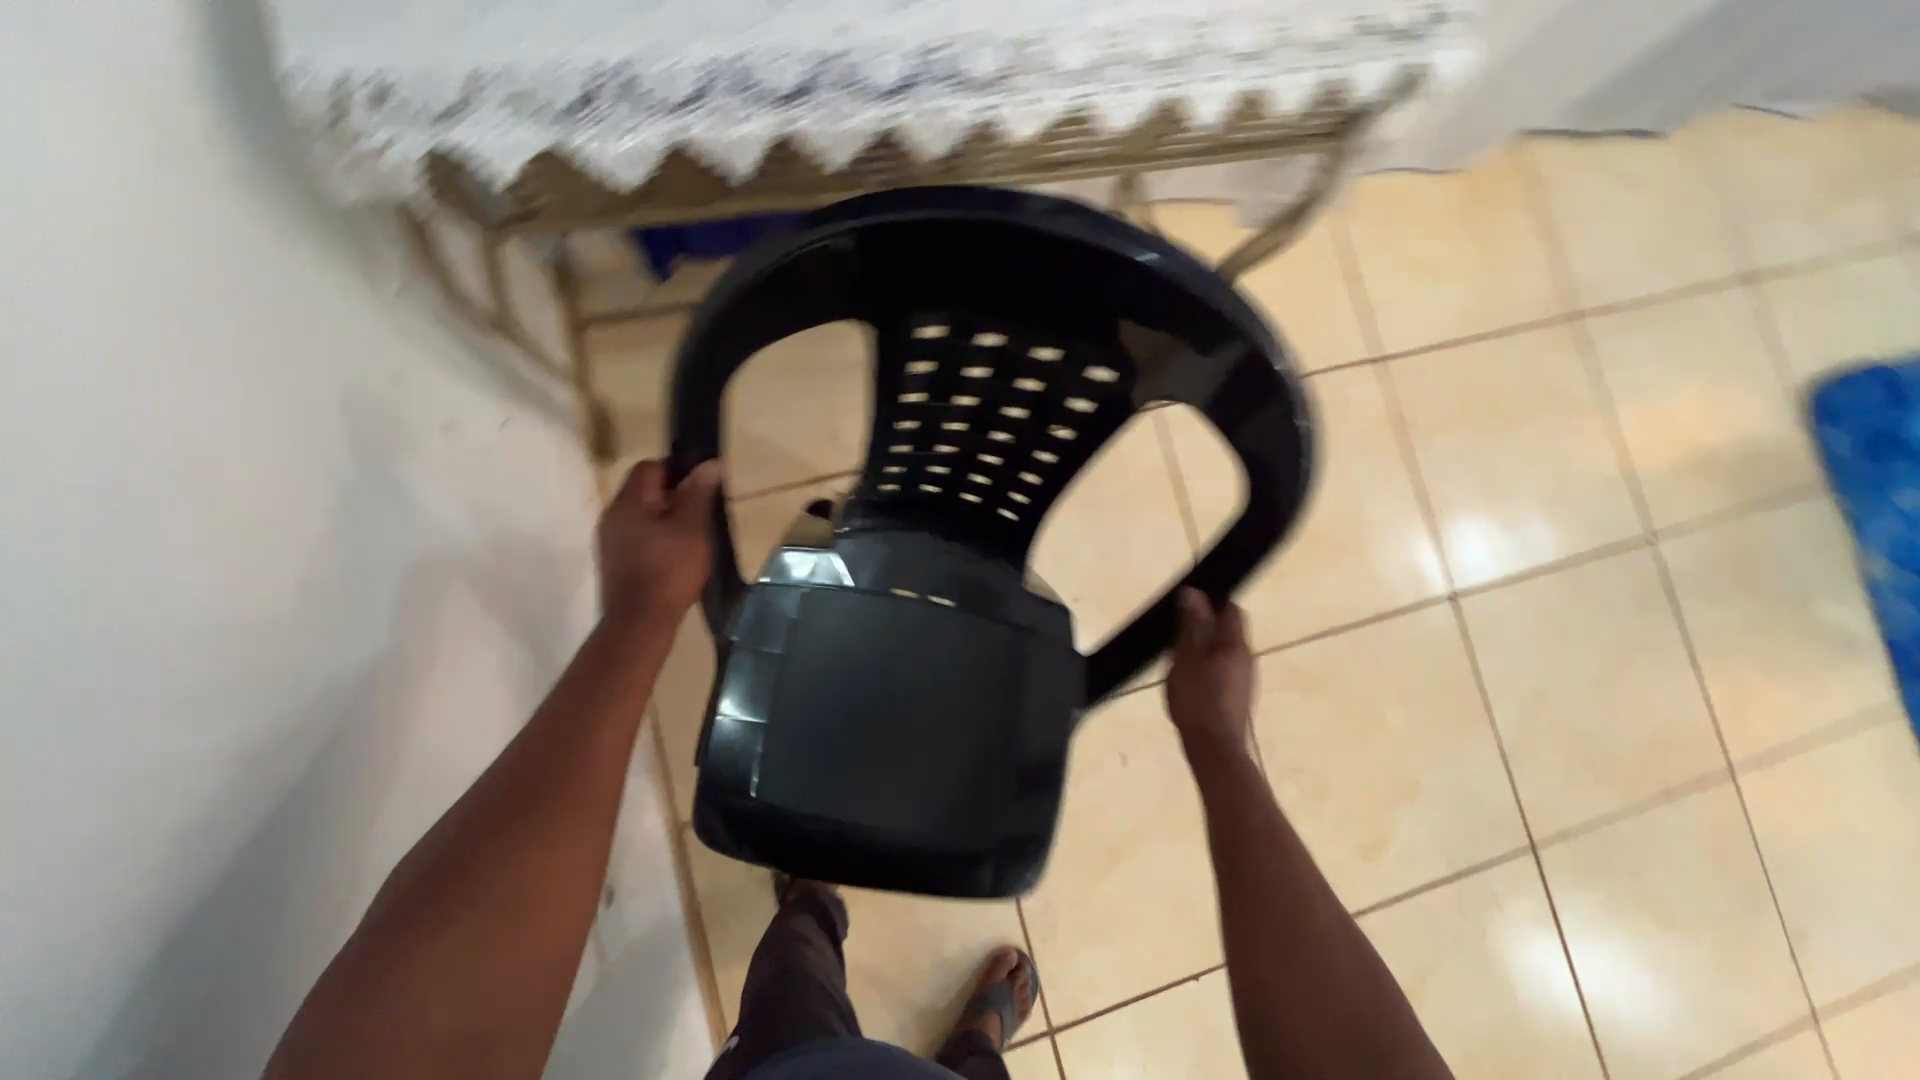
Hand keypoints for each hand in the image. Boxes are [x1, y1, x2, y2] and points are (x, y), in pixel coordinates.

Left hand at [597, 459, 722, 624]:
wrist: (639, 622)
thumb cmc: (669, 569)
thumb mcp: (692, 527)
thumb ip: (699, 492)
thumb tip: (710, 463)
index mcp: (629, 501)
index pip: (649, 466)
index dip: (677, 469)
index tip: (702, 485)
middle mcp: (612, 515)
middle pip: (644, 491)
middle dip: (674, 496)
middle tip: (702, 513)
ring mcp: (610, 541)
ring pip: (641, 516)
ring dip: (666, 519)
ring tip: (692, 537)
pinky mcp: (614, 563)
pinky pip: (637, 538)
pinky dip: (657, 540)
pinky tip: (675, 558)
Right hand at [1165, 588, 1255, 763]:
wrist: (1214, 748)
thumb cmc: (1197, 699)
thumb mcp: (1187, 658)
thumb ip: (1192, 625)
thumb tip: (1194, 593)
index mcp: (1236, 645)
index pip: (1232, 609)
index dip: (1212, 601)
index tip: (1188, 603)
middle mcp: (1247, 659)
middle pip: (1229, 631)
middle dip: (1206, 626)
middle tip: (1177, 631)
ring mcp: (1245, 680)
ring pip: (1225, 652)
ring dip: (1205, 648)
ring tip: (1178, 657)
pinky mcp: (1238, 698)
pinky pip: (1223, 671)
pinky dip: (1207, 667)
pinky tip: (1189, 680)